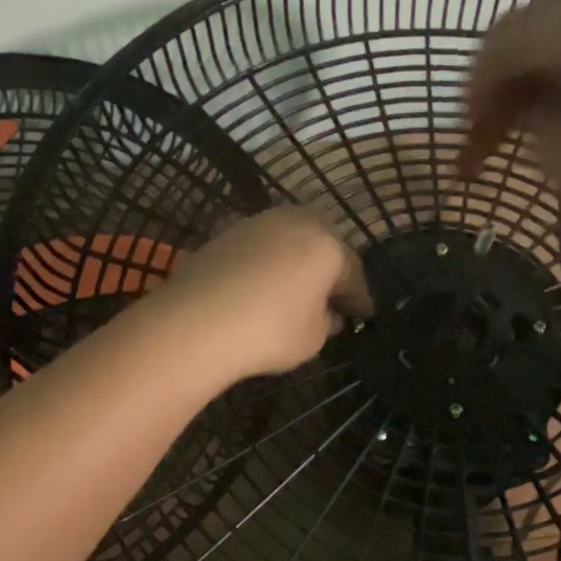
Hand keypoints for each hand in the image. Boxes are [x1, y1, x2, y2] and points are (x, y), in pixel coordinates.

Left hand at [149, 207, 373, 377]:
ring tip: (295, 289)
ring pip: (289, 239)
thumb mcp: (313, 338)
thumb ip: (326, 321)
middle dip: (330, 266)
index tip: (364, 315)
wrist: (195, 323)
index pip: (353, 273)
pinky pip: (259, 248)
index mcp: (327, 244)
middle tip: (331, 295)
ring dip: (296, 260)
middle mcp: (295, 222)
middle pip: (322, 242)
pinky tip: (261, 286)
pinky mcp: (224, 233)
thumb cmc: (269, 331)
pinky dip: (267, 264)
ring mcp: (256, 223)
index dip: (360, 298)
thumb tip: (326, 313)